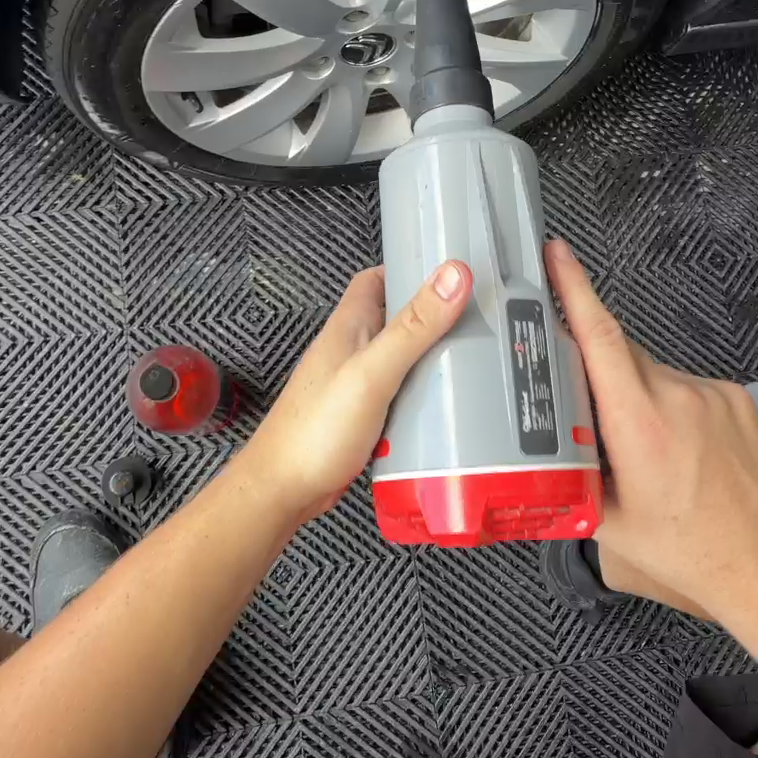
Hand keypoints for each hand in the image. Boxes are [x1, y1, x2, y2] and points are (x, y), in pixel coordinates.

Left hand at [229, 261, 472, 524]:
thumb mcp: (372, 372)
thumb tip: (452, 275)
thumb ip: (413, 326)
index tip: (448, 270)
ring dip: (429, 358)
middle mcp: (350, 349)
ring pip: (400, 358)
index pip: (376, 278)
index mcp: (348, 326)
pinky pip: (399, 392)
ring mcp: (355, 383)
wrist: (285, 490)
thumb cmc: (315, 431)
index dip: (409, 267)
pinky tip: (443, 405)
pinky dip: (421, 394)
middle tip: (473, 318)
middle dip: (431, 316)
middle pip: (395, 318)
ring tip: (471, 360)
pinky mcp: (362, 414)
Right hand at [544, 240, 757, 619]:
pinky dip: (666, 402)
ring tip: (644, 449)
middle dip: (594, 367)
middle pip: (618, 352)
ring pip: (649, 370)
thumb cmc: (684, 548)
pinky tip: (676, 446)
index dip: (575, 290)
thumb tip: (541, 437)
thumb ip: (569, 467)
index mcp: (639, 425)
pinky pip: (682, 382)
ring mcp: (712, 394)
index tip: (557, 254)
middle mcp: (678, 397)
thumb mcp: (603, 517)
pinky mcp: (735, 397)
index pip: (600, 338)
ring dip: (633, 392)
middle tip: (587, 412)